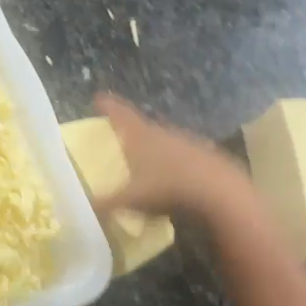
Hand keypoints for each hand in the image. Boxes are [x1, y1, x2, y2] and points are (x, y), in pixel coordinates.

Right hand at [93, 93, 257, 221]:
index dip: (107, 105)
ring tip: (145, 160)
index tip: (98, 98)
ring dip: (154, 146)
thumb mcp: (130, 199)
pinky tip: (173, 178)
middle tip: (118, 138)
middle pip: (141, 125)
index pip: (119, 113)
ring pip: (164, 139)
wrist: (221, 193)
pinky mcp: (206, 155)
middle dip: (130, 131)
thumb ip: (105, 203)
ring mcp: (187, 141)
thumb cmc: (167, 189)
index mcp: (140, 135)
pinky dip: (174, 162)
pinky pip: (182, 155)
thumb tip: (85, 207)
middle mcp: (162, 132)